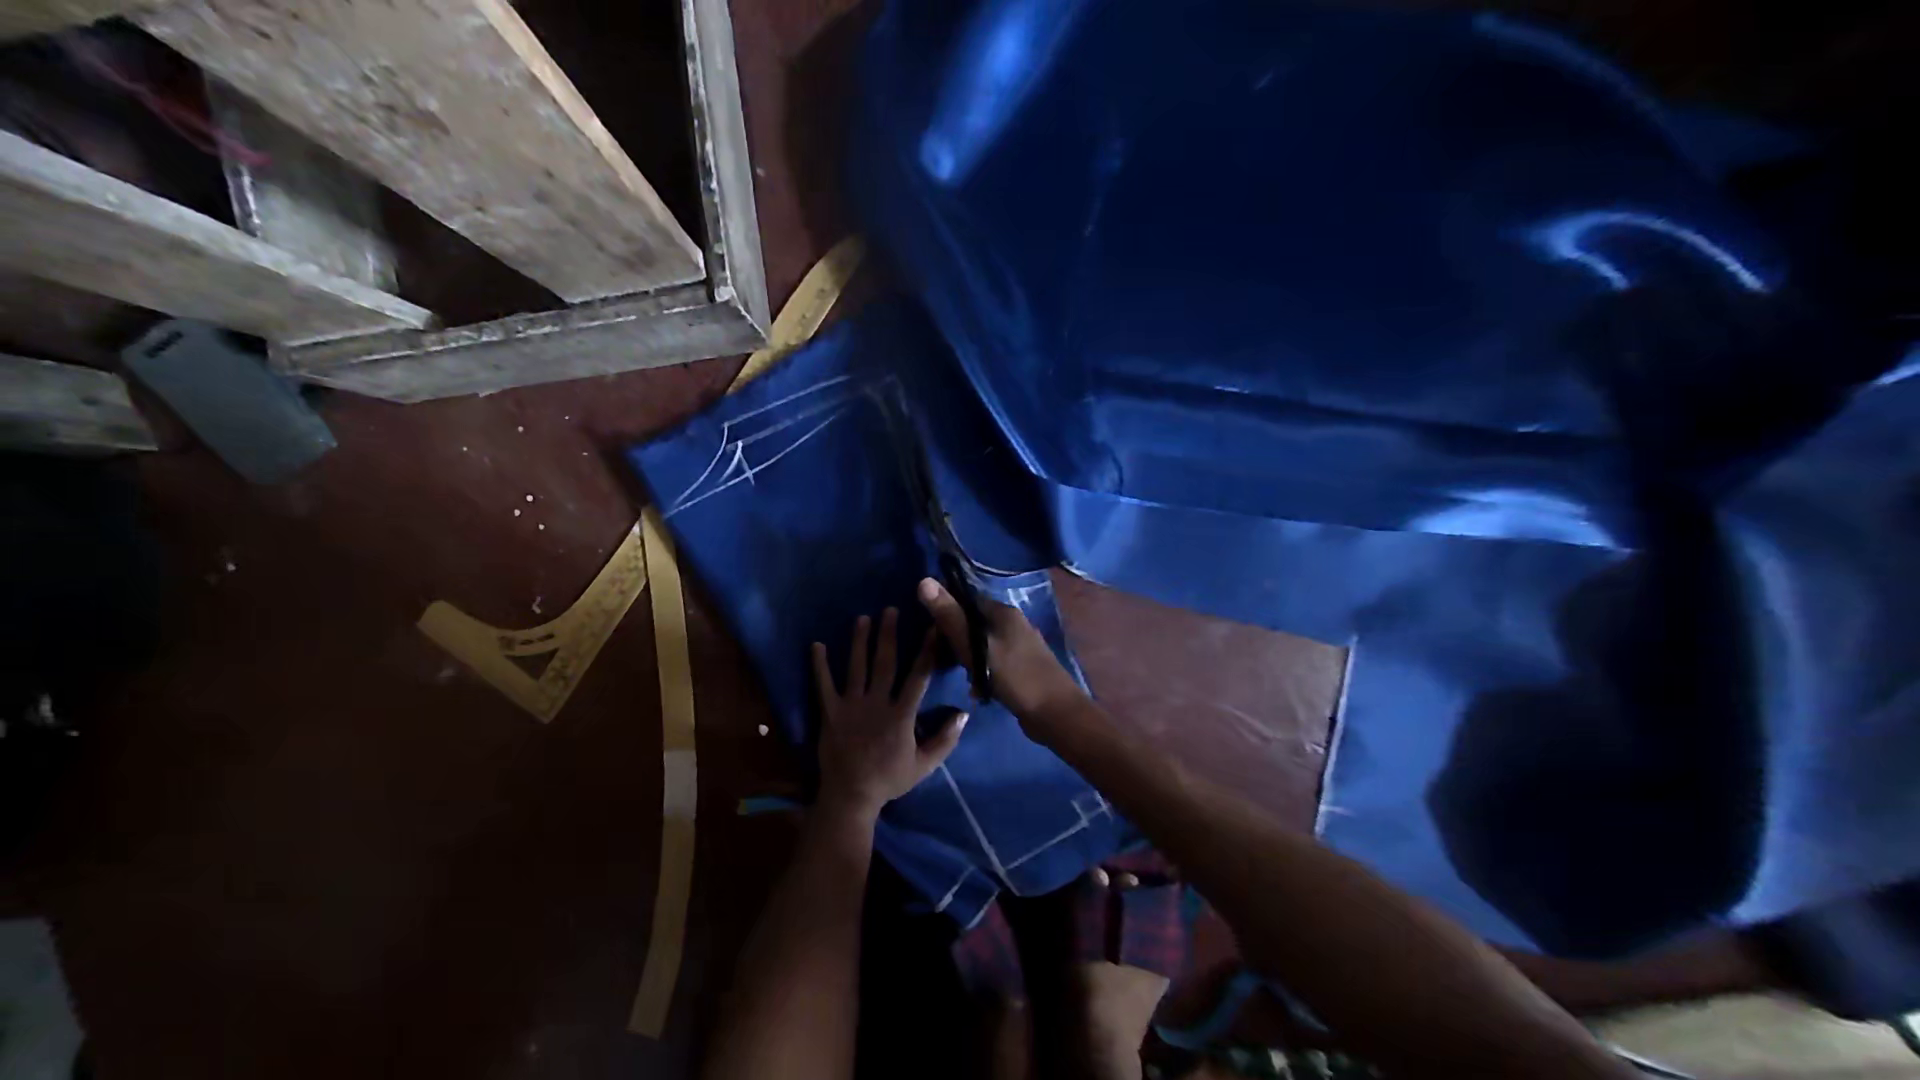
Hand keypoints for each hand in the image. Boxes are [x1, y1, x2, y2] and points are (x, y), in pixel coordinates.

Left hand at [811, 607, 967, 820]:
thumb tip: (964, 714)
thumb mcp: (924, 765)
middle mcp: (876, 703)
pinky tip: (817, 645)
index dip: (926, 650)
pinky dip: (819, 665)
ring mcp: (851, 706)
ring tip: (863, 618)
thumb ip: (945, 740)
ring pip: (856, 667)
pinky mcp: (830, 712)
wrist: (851, 796)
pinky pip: (823, 685)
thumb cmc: (889, 780)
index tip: (932, 627)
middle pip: (884, 662)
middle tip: (891, 609)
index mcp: (901, 714)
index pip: (918, 676)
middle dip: (888, 634)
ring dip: (859, 641)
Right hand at [917, 578, 1088, 726]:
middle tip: (939, 659)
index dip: (945, 613)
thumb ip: (951, 617)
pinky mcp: (1021, 668)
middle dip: (954, 640)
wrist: (1056, 714)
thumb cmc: (1015, 676)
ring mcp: (1019, 646)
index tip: (928, 632)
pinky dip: (982, 674)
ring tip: (955, 675)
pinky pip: (992, 664)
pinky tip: (976, 691)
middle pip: (973, 623)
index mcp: (1003, 612)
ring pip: (981, 645)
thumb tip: (923, 580)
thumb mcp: (976, 647)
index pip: (966, 600)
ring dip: (967, 659)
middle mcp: (1013, 624)